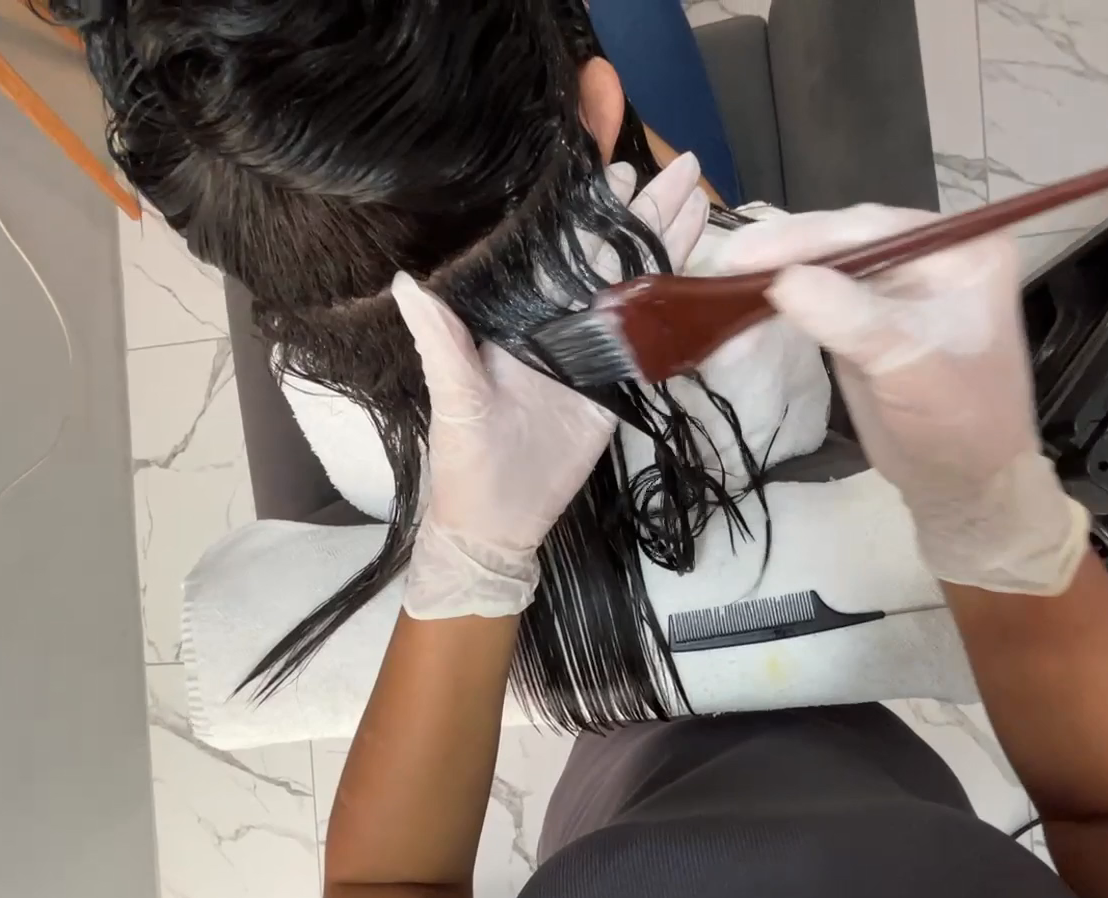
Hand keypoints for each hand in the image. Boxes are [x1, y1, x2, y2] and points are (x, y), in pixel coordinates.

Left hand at [392, 157, 706, 618]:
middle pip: (611, 260)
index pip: (562, 251)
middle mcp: (562, 327)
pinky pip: (650, 342)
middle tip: (686, 168)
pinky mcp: (617, 389)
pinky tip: (700, 277)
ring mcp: (594, 356)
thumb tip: (404, 280)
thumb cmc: (467, 459)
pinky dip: (675, 310)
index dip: (593, 211)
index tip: (623, 169)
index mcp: (521, 318)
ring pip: (637, 292)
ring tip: (704, 202)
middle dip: (647, 215)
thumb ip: (438, 338)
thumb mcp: (452, 396)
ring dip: (670, 249)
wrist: (499, 519)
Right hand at [718, 204, 1088, 594]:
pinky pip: (820, 297)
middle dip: (784, 251)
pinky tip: (750, 303)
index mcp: (960, 251)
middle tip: (724, 262)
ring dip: (777, 273)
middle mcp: (930, 256)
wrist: (957, 483)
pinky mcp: (865, 318)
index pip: (871, 228)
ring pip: (827, 265)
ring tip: (726, 280)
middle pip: (845, 239)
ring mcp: (895, 288)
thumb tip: (782, 280)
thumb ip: (850, 320)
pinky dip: (784, 302)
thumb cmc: (953, 425)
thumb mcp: (908, 368)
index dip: (803, 238)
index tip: (742, 252)